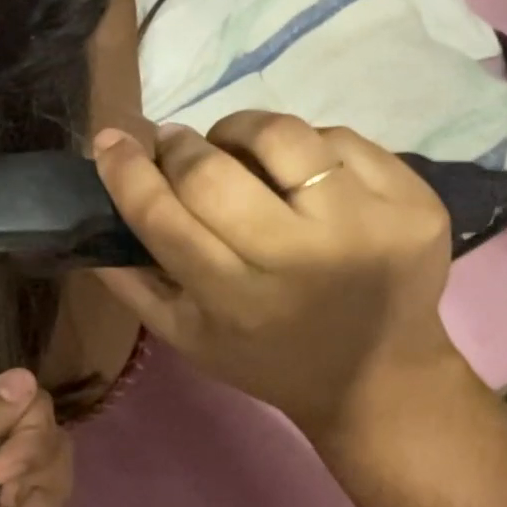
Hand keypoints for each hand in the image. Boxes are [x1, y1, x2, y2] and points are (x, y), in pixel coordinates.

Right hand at [91, 113, 465, 441]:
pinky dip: (303, 145)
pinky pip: (341, 140)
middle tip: (171, 146)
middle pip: (214, 172)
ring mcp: (366, 223)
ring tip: (230, 147)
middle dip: (179, 148)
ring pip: (282, 137)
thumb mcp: (183, 336)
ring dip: (239, 131)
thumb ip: (132, 283)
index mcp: (233, 296)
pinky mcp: (414, 201)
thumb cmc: (262, 358)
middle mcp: (298, 255)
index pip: (164, 216)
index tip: (109, 142)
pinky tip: (293, 170)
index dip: (128, 173)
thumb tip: (92, 220)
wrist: (376, 375)